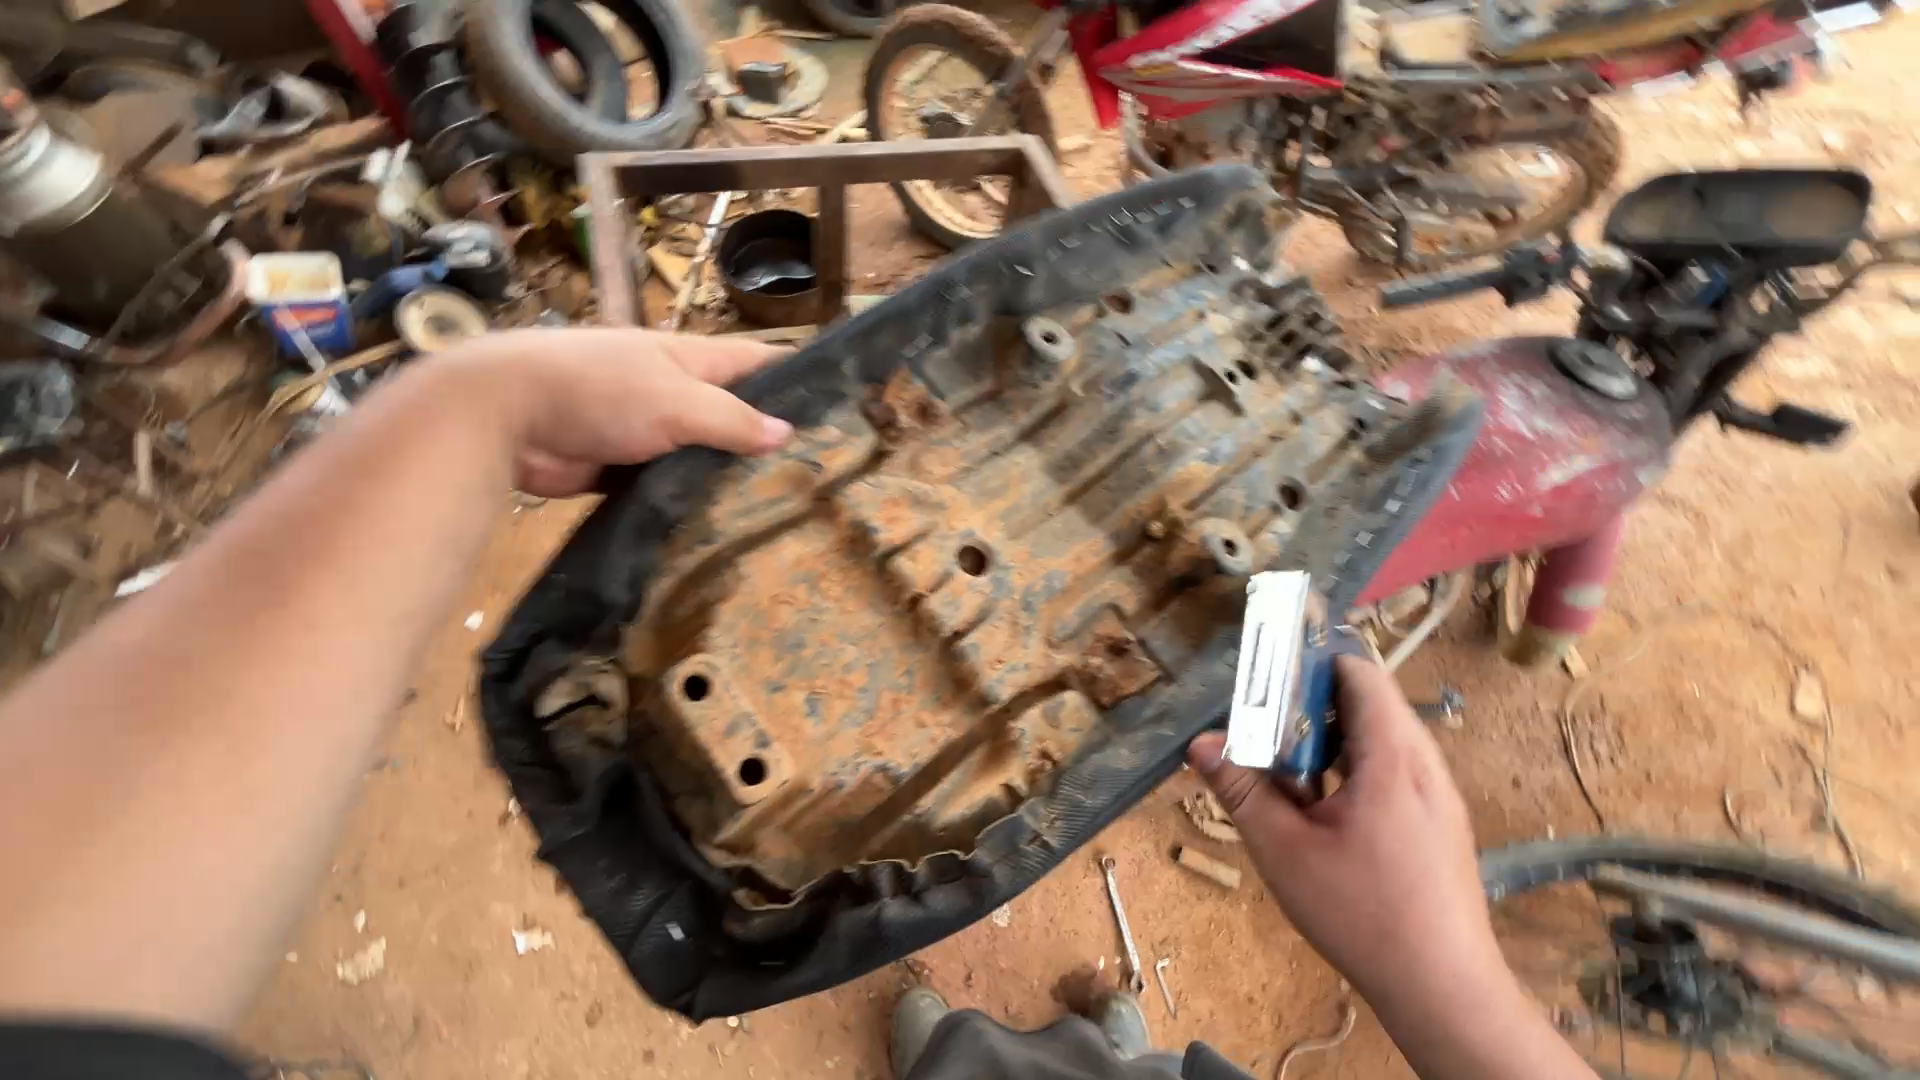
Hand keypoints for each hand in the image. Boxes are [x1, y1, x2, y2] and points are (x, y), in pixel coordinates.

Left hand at [457, 328, 794, 496]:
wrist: (503, 417)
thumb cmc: (598, 390)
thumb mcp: (675, 400)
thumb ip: (731, 419)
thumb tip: (786, 434)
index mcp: (694, 361)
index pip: (760, 363)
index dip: (799, 376)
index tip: (841, 403)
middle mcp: (677, 391)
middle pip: (737, 412)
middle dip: (772, 437)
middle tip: (820, 474)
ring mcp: (652, 430)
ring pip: (706, 452)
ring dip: (733, 474)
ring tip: (783, 505)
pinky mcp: (627, 467)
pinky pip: (673, 482)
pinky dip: (695, 497)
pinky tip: (724, 520)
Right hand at [1186, 656, 1506, 1010]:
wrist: (1446, 992)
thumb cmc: (1361, 913)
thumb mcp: (1283, 849)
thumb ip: (1241, 789)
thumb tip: (1199, 744)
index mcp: (1393, 758)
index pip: (1362, 675)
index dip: (1314, 662)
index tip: (1269, 674)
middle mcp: (1426, 765)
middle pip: (1371, 703)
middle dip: (1314, 704)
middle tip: (1266, 723)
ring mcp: (1441, 796)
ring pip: (1384, 738)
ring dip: (1333, 738)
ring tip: (1289, 766)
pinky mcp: (1442, 824)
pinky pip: (1397, 769)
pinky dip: (1356, 767)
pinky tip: (1325, 807)